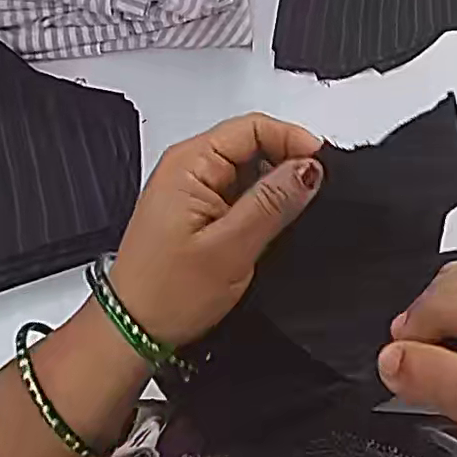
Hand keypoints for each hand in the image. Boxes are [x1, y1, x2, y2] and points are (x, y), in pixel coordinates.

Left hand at [109, 114, 323, 346]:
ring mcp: (193, 188)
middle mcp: (188, 168)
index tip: (322, 165)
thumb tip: (308, 168)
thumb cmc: (165, 293)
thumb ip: (273, 202)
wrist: (134, 330)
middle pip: (253, 142)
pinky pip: (241, 191)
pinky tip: (266, 229)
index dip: (293, 139)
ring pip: (250, 169)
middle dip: (287, 163)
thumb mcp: (231, 247)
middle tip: (311, 195)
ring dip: (275, 187)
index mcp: (189, 164)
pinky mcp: (199, 208)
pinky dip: (261, 204)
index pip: (253, 126)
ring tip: (284, 220)